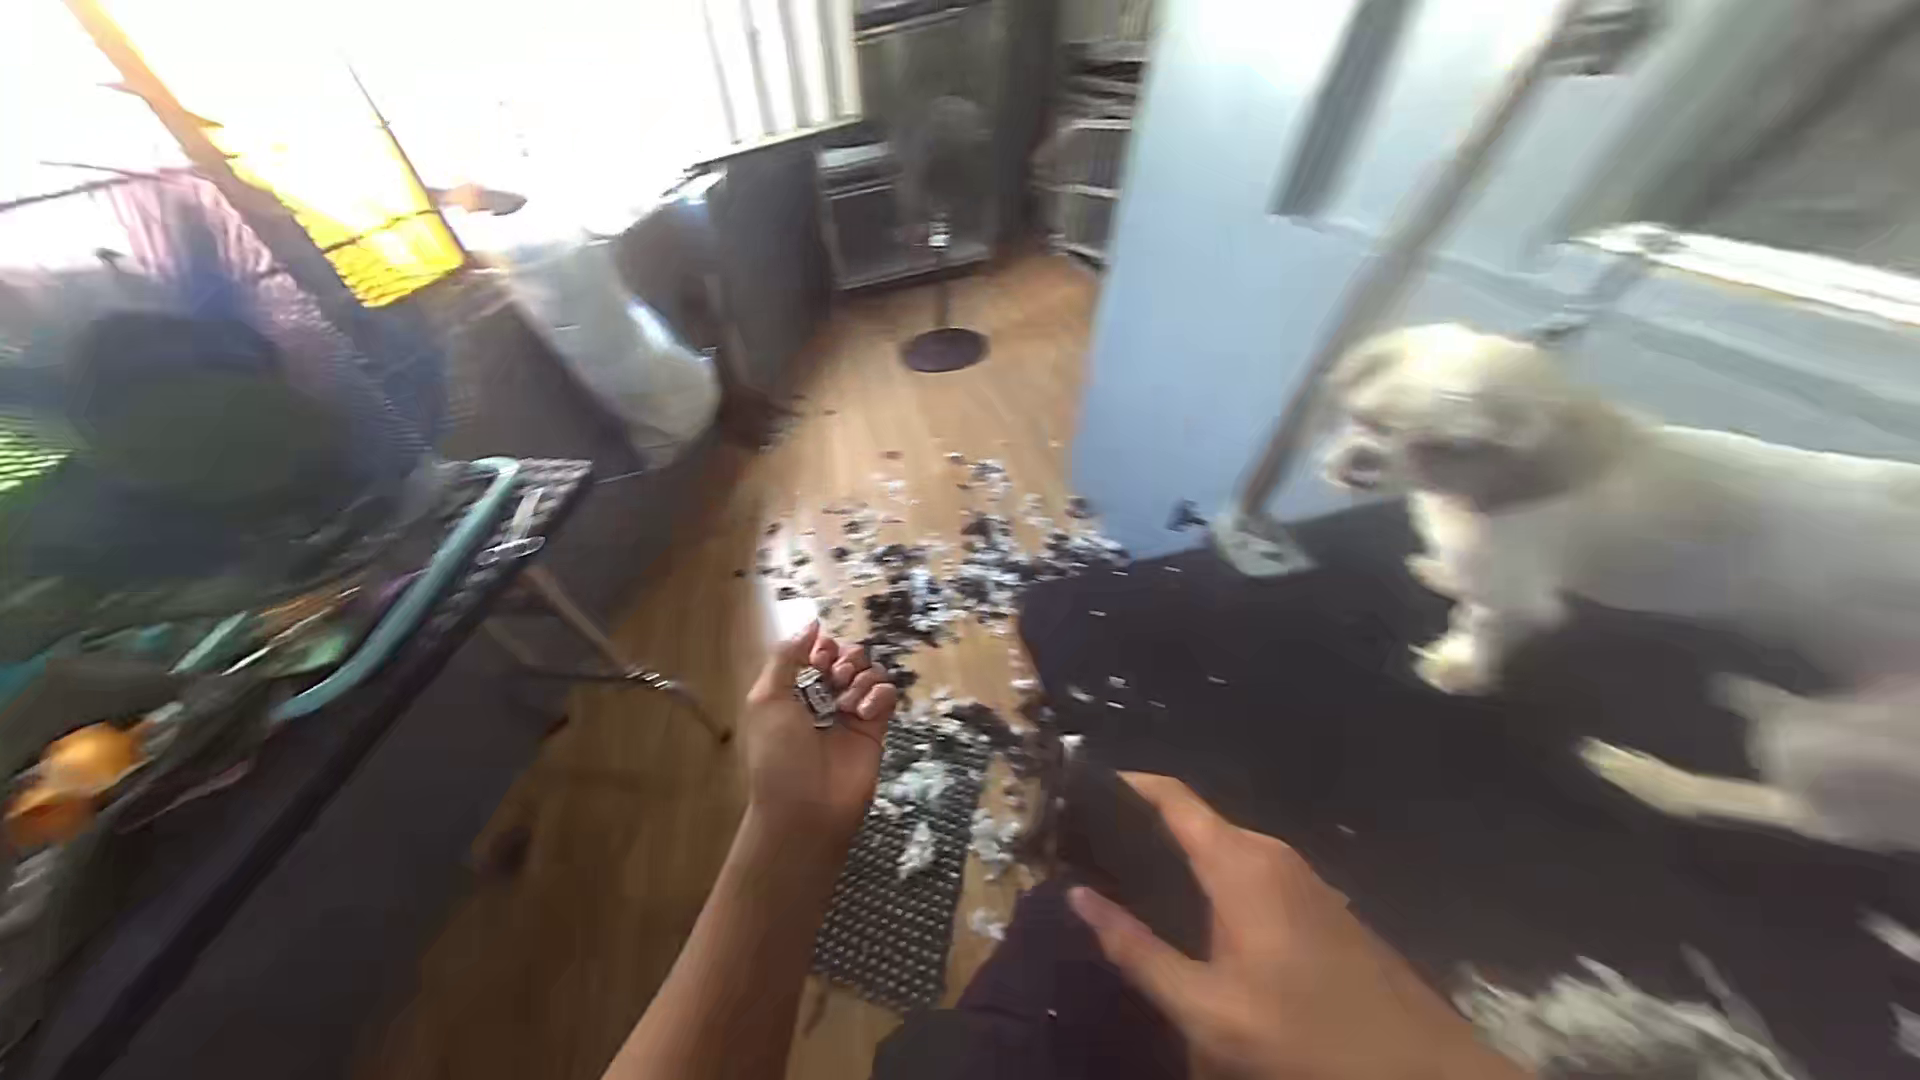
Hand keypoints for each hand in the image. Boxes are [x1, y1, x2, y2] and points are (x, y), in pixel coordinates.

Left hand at [741, 622, 897, 846]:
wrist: (806, 809)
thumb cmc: (779, 755)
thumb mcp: (766, 699)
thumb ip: (786, 655)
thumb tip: (812, 621)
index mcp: (796, 688)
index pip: (819, 649)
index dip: (823, 647)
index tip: (818, 660)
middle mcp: (826, 695)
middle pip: (849, 655)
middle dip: (845, 659)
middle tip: (835, 679)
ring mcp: (853, 711)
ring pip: (871, 671)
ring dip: (861, 678)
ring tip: (848, 704)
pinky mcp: (876, 726)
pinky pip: (888, 694)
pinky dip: (880, 696)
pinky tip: (865, 713)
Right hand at [1068, 775, 1527, 1079]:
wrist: (1432, 1078)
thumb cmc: (1312, 1038)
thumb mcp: (1210, 1011)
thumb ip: (1138, 951)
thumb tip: (1078, 896)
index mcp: (1238, 861)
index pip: (1170, 796)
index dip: (1125, 784)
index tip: (1081, 792)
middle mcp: (1266, 850)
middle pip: (1190, 818)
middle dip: (1141, 826)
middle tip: (1092, 850)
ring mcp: (1296, 873)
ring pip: (1218, 845)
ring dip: (1174, 855)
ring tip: (1130, 881)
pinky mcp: (1313, 898)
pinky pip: (1244, 867)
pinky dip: (1207, 874)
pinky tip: (1192, 915)